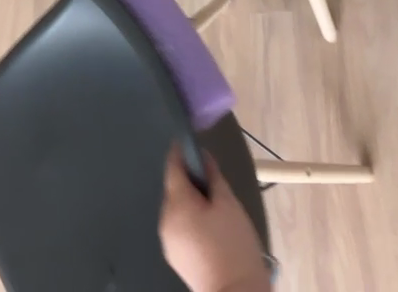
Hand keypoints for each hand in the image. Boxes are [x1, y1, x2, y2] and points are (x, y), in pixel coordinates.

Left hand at [158, 144, 269, 291]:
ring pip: (177, 209)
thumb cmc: (233, 245)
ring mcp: (167, 241)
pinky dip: (190, 220)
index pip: (172, 168)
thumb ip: (213, 177)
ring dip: (190, 201)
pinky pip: (179, 227)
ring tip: (216, 206)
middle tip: (214, 180)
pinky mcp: (175, 257)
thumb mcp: (228, 204)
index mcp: (176, 205)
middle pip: (174, 190)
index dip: (180, 152)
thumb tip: (202, 157)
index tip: (188, 141)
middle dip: (190, 181)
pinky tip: (210, 227)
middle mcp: (165, 221)